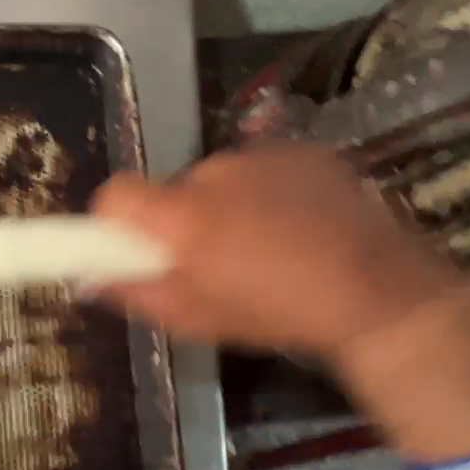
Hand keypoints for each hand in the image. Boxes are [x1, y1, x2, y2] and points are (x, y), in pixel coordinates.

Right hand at [93, 144, 464, 364]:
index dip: (114, 220)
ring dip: (222, 207)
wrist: (379, 292)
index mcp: (182, 218)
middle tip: (206, 260)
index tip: (130, 247)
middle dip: (177, 221)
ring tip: (258, 245)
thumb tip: (90, 279)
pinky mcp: (304, 150)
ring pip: (214, 181)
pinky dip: (261, 193)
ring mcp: (264, 157)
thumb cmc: (275, 313)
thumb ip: (133, 293)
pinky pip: (258, 169)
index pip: (115, 194)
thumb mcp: (193, 319)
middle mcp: (215, 174)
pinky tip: (291, 225)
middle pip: (168, 190)